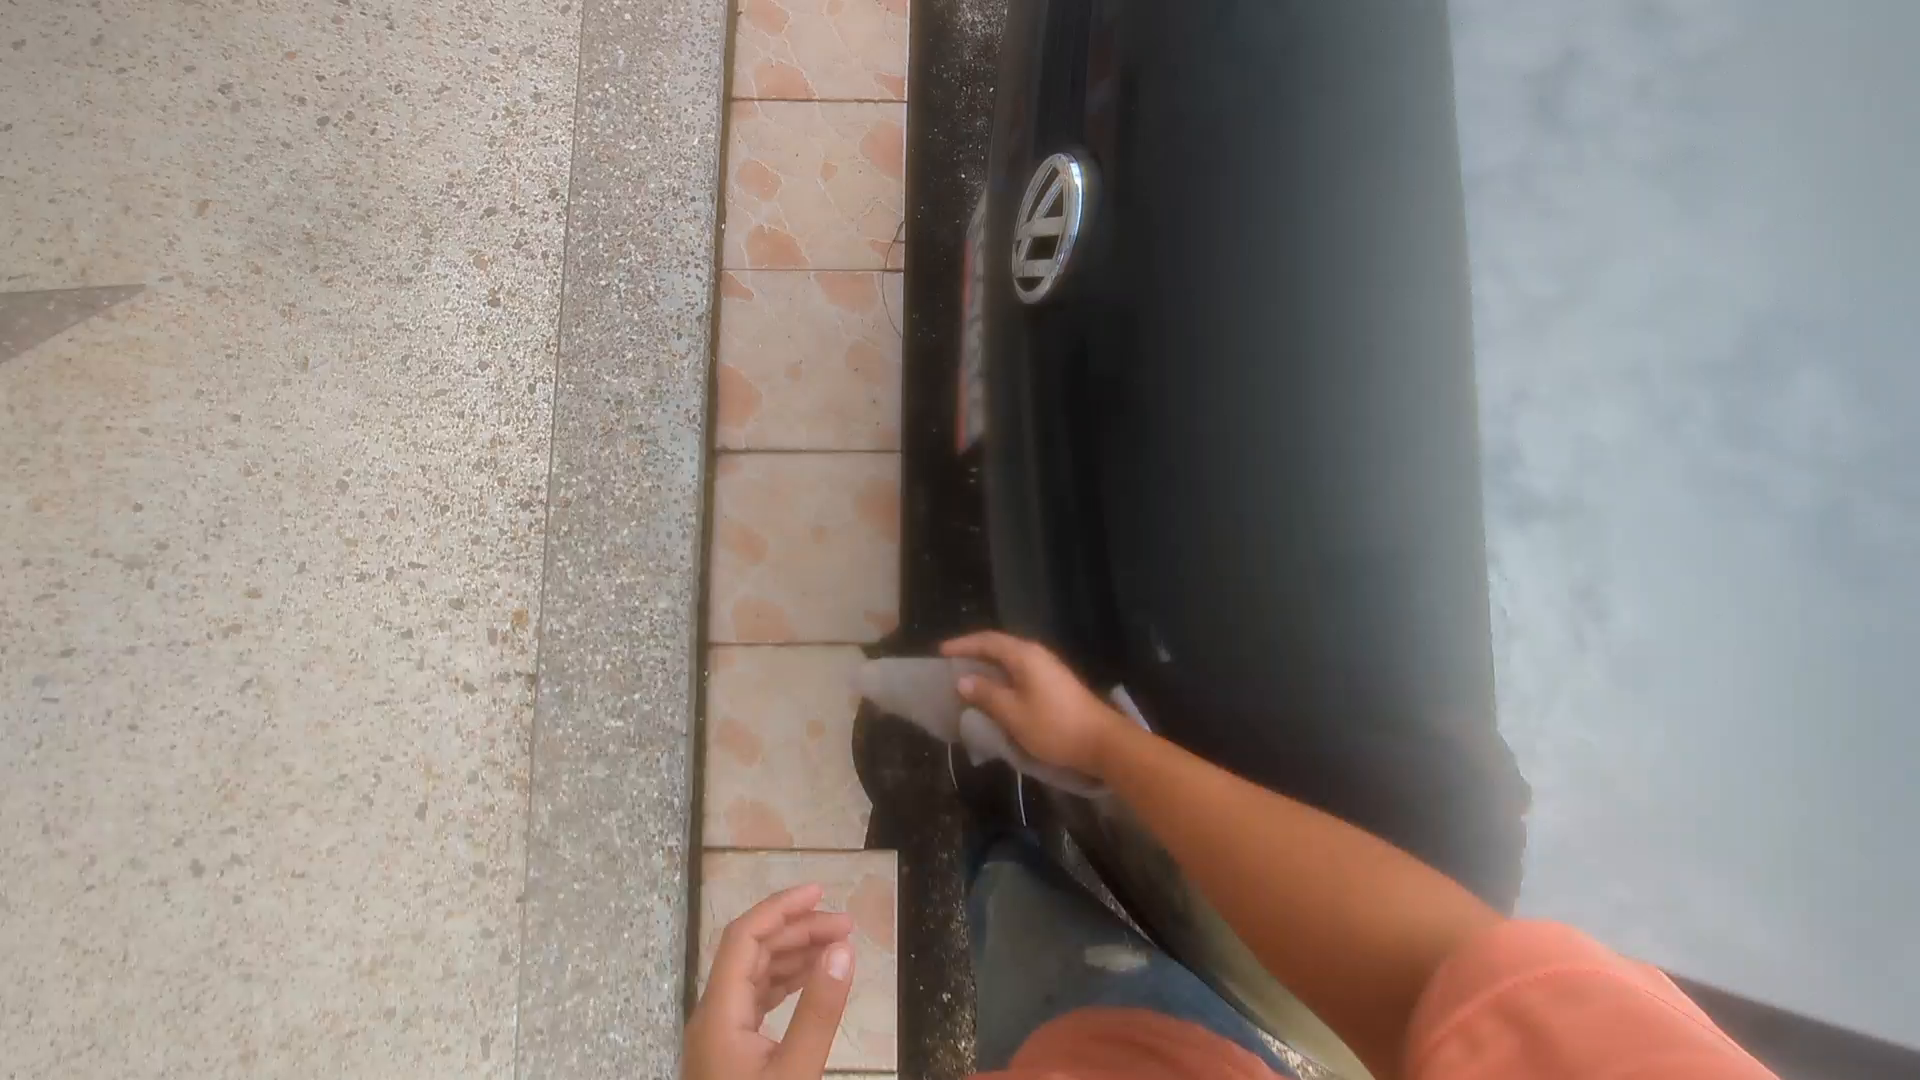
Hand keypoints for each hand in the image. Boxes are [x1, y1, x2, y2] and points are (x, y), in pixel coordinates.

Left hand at [684, 884, 855, 1079]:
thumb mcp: (795, 1073)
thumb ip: (819, 1010)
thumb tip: (843, 948)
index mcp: (718, 1013)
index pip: (745, 938)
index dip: (781, 907)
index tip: (821, 891)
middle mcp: (714, 1016)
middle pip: (753, 951)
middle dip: (798, 929)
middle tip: (847, 926)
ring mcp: (721, 1036)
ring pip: (757, 974)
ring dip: (796, 953)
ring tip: (839, 945)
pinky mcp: (732, 1053)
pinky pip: (759, 999)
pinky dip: (789, 981)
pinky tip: (814, 979)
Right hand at [941, 631, 1133, 779]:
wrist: (1102, 742)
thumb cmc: (1054, 726)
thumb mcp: (1013, 713)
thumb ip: (986, 694)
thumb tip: (963, 679)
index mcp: (1025, 655)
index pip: (988, 640)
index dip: (963, 644)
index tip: (941, 651)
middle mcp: (1037, 655)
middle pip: (1000, 646)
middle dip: (975, 653)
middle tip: (952, 664)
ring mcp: (1049, 669)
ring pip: (1011, 660)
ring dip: (989, 666)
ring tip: (969, 678)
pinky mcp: (1056, 684)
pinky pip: (1020, 672)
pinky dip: (1002, 677)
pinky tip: (996, 692)